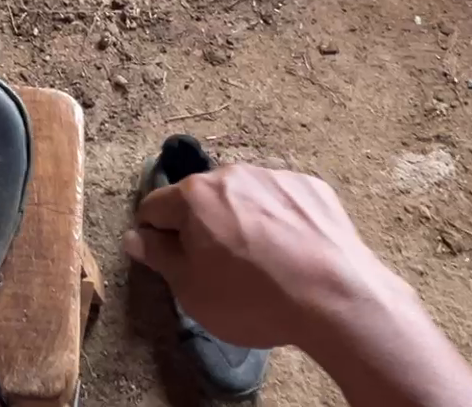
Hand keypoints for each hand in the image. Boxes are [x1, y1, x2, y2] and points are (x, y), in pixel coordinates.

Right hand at [124, 164, 376, 351]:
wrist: (335, 296)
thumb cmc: (253, 298)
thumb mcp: (191, 291)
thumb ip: (158, 257)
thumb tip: (136, 237)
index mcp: (194, 196)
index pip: (155, 206)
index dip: (154, 233)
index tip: (169, 258)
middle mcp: (229, 174)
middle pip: (201, 199)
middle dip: (203, 226)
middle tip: (220, 268)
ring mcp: (272, 176)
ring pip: (244, 196)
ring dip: (243, 220)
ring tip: (264, 264)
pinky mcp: (309, 186)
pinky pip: (282, 201)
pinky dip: (281, 221)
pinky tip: (295, 253)